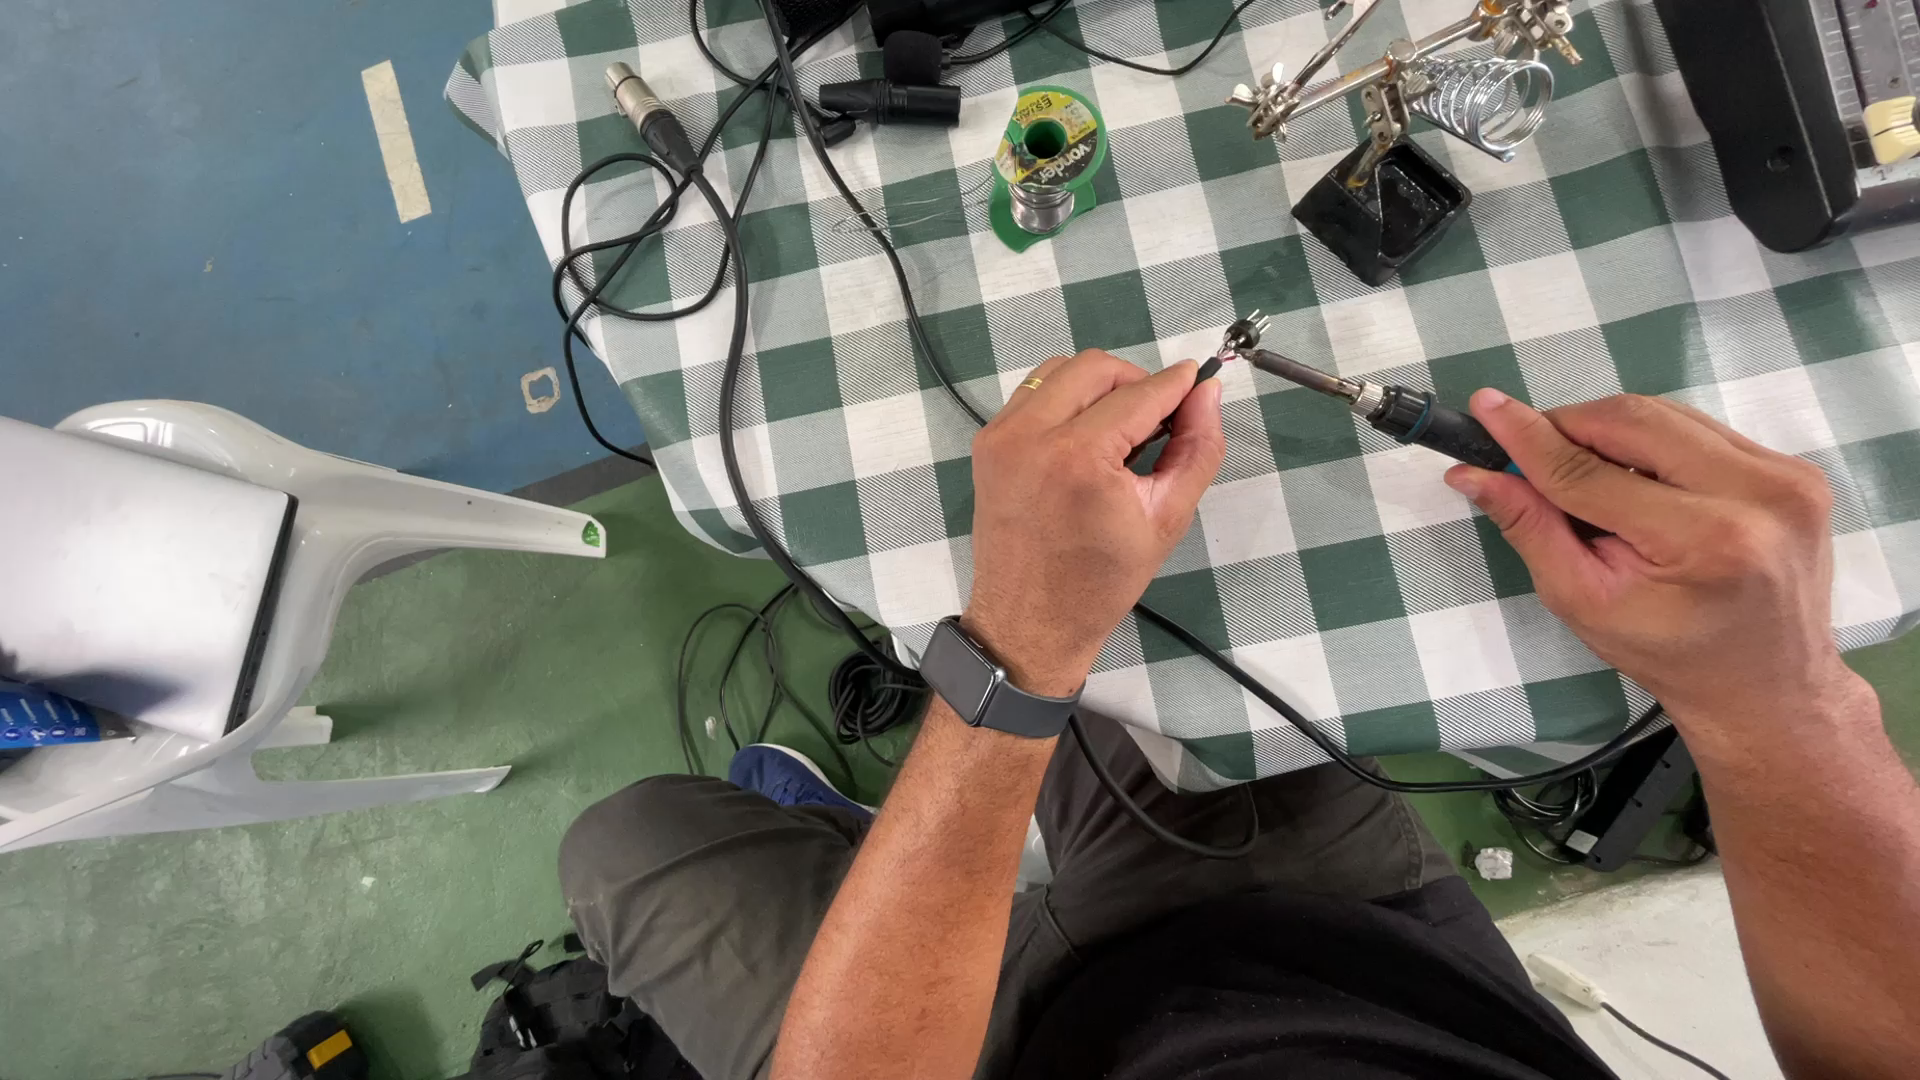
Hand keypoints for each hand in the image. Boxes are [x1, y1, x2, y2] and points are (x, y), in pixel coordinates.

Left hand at [963, 350, 1224, 697]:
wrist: (1030, 621)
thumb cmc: (1102, 582)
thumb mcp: (1166, 518)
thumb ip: (1196, 448)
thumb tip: (1206, 393)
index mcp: (1078, 457)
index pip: (1140, 394)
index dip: (1177, 384)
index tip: (1199, 380)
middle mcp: (1031, 434)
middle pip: (1095, 367)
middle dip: (1136, 381)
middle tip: (1157, 418)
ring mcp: (1000, 437)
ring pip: (1058, 371)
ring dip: (1097, 386)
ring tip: (1119, 428)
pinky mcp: (986, 445)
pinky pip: (1032, 396)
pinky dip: (1064, 402)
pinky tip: (1083, 438)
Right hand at [1445, 390, 1870, 756]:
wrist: (1764, 678)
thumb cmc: (1659, 648)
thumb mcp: (1577, 596)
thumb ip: (1528, 527)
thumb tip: (1471, 475)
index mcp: (1703, 538)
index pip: (1587, 471)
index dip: (1526, 437)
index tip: (1483, 407)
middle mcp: (1757, 492)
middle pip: (1631, 421)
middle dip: (1563, 426)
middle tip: (1519, 449)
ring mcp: (1785, 473)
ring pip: (1661, 415)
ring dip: (1598, 431)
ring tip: (1568, 470)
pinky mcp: (1791, 467)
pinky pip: (1690, 427)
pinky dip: (1637, 441)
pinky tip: (1620, 477)